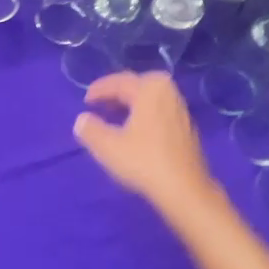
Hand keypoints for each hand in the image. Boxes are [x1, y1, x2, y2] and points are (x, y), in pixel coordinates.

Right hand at [74, 71, 218, 209]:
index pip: (120, 81)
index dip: (100, 89)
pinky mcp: (185, 128)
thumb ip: (90, 129)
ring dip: (131, 104)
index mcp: (150, 90)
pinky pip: (159, 111)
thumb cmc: (143, 161)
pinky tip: (135, 131)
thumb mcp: (107, 146)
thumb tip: (82, 120)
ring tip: (114, 116)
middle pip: (138, 85)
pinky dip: (144, 114)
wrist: (183, 187)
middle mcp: (168, 93)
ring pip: (150, 99)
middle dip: (117, 92)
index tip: (85, 101)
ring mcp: (180, 110)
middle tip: (100, 104)